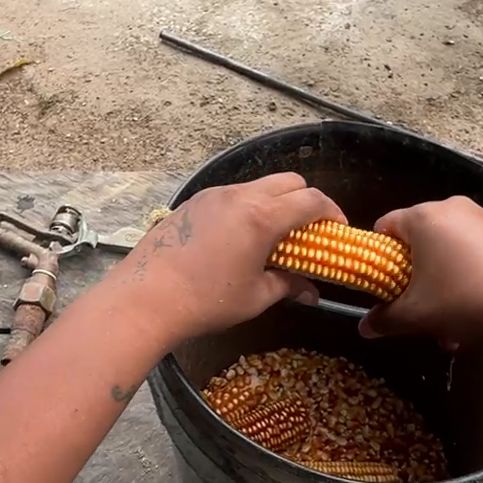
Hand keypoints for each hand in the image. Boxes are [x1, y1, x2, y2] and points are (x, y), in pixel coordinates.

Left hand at [101, 173, 346, 346]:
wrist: (146, 297)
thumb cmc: (205, 300)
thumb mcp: (255, 297)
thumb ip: (288, 286)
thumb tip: (310, 292)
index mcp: (261, 216)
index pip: (311, 200)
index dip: (331, 212)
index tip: (337, 230)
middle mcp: (239, 195)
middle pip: (288, 182)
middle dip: (305, 201)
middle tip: (308, 231)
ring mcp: (212, 195)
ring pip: (257, 186)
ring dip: (274, 203)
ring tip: (273, 236)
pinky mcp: (192, 202)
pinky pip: (231, 195)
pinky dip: (247, 207)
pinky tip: (239, 238)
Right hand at [359, 196, 482, 349]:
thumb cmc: (469, 300)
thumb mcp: (418, 316)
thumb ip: (385, 320)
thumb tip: (364, 327)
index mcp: (424, 217)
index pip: (385, 227)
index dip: (379, 257)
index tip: (386, 286)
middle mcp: (454, 208)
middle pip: (419, 241)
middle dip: (416, 278)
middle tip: (421, 310)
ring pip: (450, 251)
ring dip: (444, 284)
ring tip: (455, 323)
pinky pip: (478, 253)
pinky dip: (471, 278)